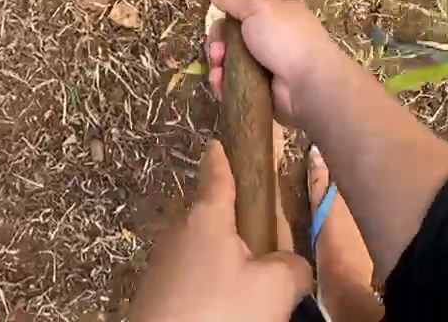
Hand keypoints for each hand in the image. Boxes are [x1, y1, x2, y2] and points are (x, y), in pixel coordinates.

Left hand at [128, 140, 312, 321]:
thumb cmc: (220, 312)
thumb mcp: (275, 288)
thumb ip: (293, 266)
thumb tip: (294, 265)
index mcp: (207, 215)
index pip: (217, 173)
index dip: (222, 157)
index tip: (218, 142)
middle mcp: (179, 231)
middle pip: (211, 217)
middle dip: (233, 227)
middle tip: (261, 249)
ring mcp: (161, 264)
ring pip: (200, 252)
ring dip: (220, 263)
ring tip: (244, 291)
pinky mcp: (153, 296)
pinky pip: (187, 281)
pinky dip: (205, 289)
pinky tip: (220, 310)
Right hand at [207, 0, 345, 125]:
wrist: (307, 84)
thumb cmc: (285, 37)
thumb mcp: (258, 6)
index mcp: (279, 8)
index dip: (233, 3)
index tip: (219, 9)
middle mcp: (273, 33)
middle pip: (235, 29)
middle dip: (220, 37)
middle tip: (217, 46)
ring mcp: (266, 61)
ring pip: (231, 56)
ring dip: (219, 59)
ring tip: (218, 64)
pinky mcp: (260, 86)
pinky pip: (234, 80)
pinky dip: (223, 81)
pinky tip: (219, 82)